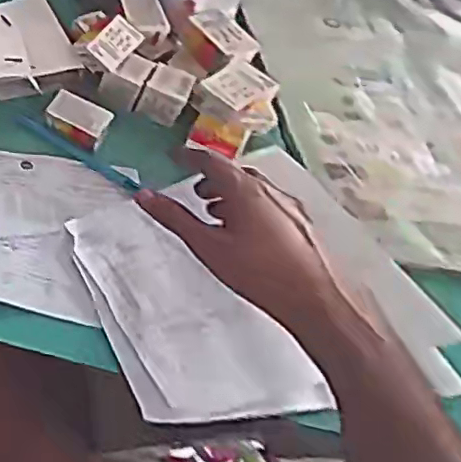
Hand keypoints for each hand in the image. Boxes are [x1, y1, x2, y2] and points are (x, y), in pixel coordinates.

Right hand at [137, 149, 357, 329]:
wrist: (317, 306)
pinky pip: (269, 202)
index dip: (189, 156)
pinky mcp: (303, 225)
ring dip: (231, 193)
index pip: (211, 161)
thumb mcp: (207, 245)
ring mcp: (291, 207)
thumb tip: (143, 195)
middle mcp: (270, 191)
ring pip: (254, 188)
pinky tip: (246, 232)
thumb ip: (174, 217)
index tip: (173, 156)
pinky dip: (250, 205)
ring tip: (217, 214)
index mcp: (245, 190)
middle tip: (195, 192)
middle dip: (211, 178)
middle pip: (234, 172)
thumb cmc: (257, 273)